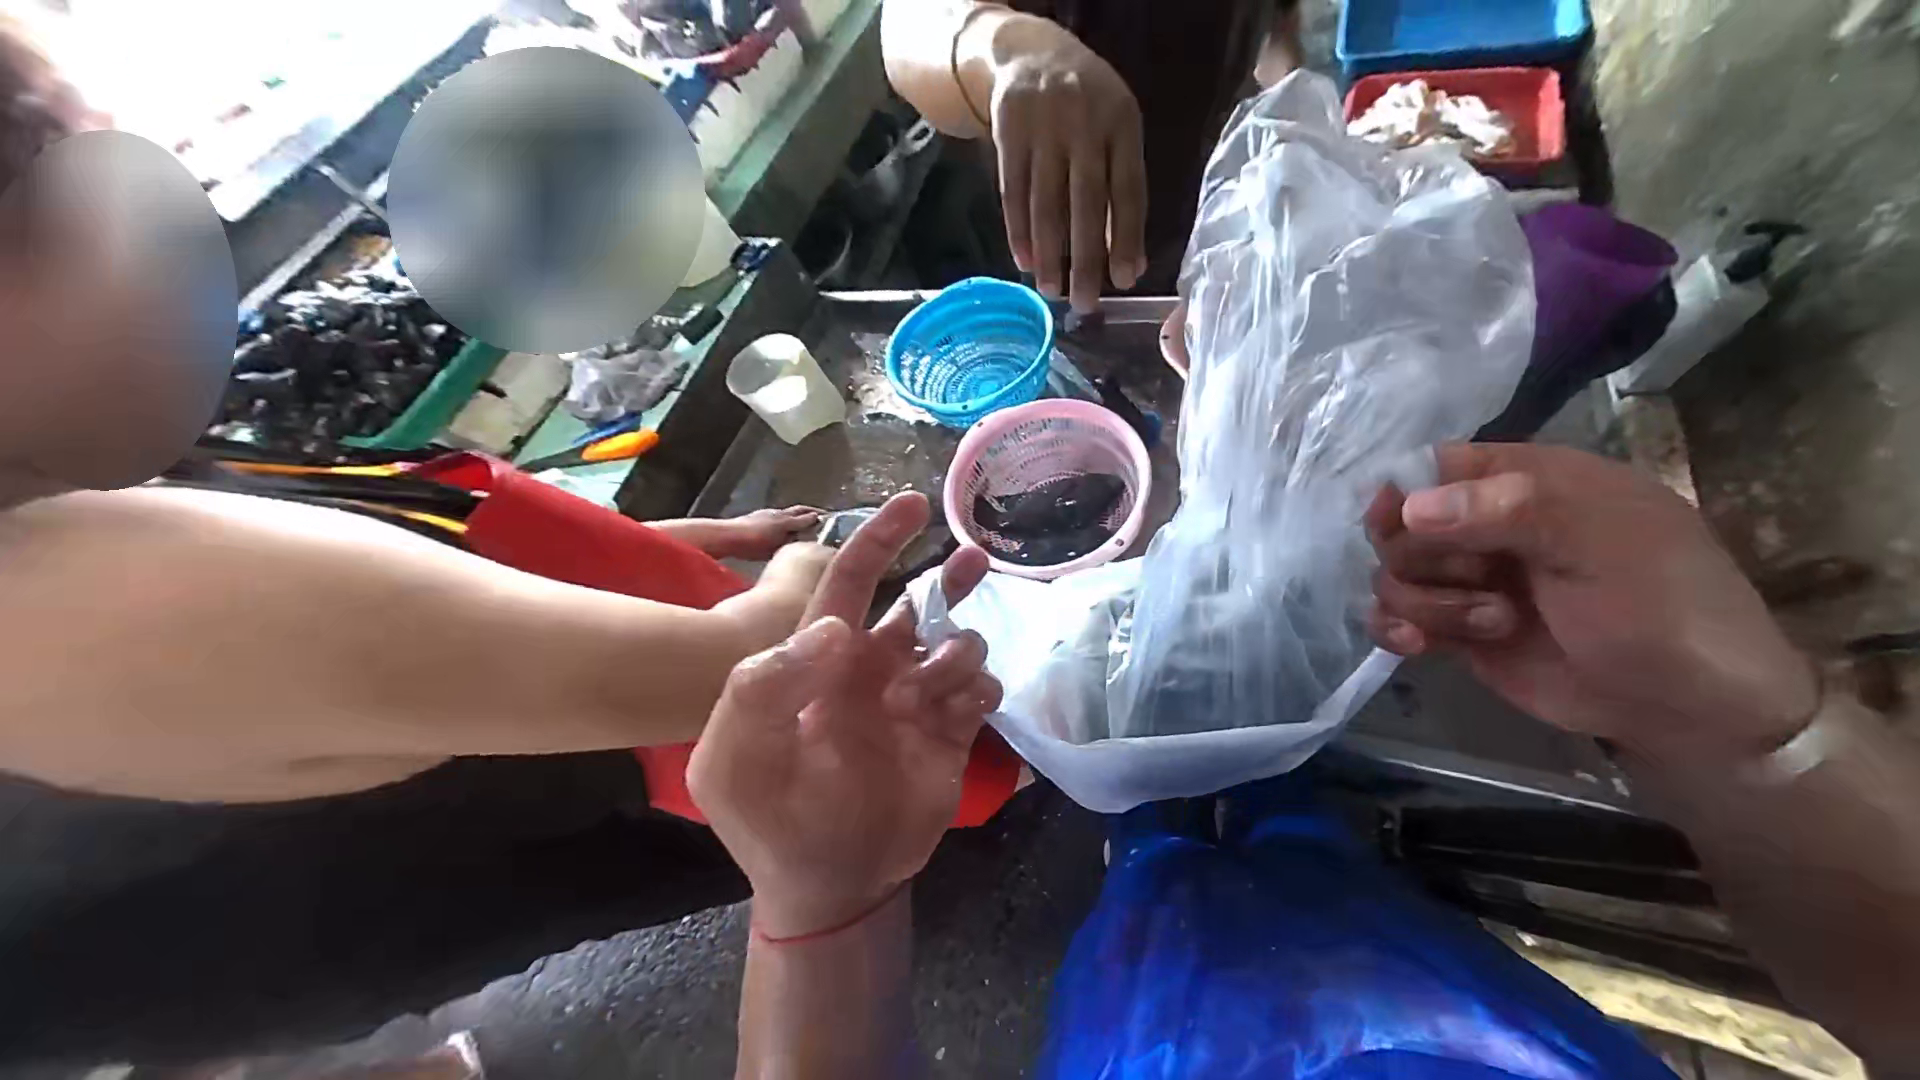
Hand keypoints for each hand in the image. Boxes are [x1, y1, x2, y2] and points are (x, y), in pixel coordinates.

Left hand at [689, 492, 1000, 937]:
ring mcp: (918, 699)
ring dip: (954, 653)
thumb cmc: (770, 818)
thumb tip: (835, 628)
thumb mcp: (737, 758)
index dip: (879, 540)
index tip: (913, 504)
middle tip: (973, 560)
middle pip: (923, 603)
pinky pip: (983, 690)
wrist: (830, 882)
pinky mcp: (952, 733)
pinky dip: (979, 689)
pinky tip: (958, 712)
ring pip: (960, 643)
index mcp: (824, 659)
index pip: (850, 582)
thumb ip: (765, 686)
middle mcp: (875, 667)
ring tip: (918, 698)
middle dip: (950, 576)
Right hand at [958, 12, 1147, 311]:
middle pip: (1086, 203)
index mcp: (1121, 124)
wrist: (1030, 55)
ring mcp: (1043, 127)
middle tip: (1085, 303)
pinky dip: (1018, 232)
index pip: (1128, 189)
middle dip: (1085, 259)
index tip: (1124, 280)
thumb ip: (1122, 195)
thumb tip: (1131, 264)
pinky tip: (1024, 263)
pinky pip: (1013, 195)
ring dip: (1048, 254)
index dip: (1126, 237)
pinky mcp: (1008, 134)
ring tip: (1052, 292)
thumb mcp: (1113, 137)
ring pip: (1046, 204)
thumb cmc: (1084, 112)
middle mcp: (1084, 124)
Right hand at [1366, 443, 1817, 766]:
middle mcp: (1484, 527)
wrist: (1686, 711)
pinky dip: (1393, 629)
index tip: (1400, 524)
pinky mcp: (1451, 626)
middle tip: (1479, 576)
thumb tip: (1409, 508)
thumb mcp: (1602, 544)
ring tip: (1492, 624)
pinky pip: (1387, 615)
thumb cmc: (1662, 610)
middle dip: (1423, 557)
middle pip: (1398, 524)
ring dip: (1427, 602)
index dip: (1403, 493)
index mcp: (1524, 485)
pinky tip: (1418, 646)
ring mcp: (1465, 579)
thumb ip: (1508, 510)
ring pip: (1391, 574)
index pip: (1430, 467)